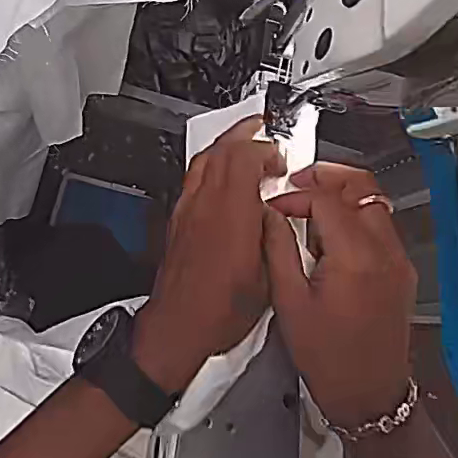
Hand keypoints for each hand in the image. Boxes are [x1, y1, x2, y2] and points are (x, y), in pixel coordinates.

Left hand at [135, 116, 284, 393]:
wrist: (178, 327)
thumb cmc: (218, 310)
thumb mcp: (267, 276)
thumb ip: (274, 236)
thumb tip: (276, 212)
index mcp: (232, 214)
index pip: (244, 157)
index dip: (265, 149)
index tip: (279, 158)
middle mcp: (206, 205)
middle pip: (221, 150)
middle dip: (244, 135)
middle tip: (261, 130)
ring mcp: (188, 210)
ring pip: (203, 160)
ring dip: (224, 146)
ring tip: (241, 142)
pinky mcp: (178, 220)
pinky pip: (193, 177)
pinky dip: (211, 165)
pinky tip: (220, 174)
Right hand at [262, 163, 416, 428]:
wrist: (369, 394)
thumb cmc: (331, 360)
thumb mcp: (290, 303)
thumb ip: (278, 250)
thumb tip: (270, 218)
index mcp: (355, 257)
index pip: (326, 200)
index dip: (296, 196)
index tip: (277, 207)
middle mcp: (384, 252)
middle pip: (361, 187)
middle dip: (328, 177)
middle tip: (300, 180)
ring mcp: (397, 260)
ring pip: (374, 203)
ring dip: (342, 197)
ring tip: (311, 210)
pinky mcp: (400, 271)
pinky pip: (380, 227)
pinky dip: (356, 218)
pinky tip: (331, 237)